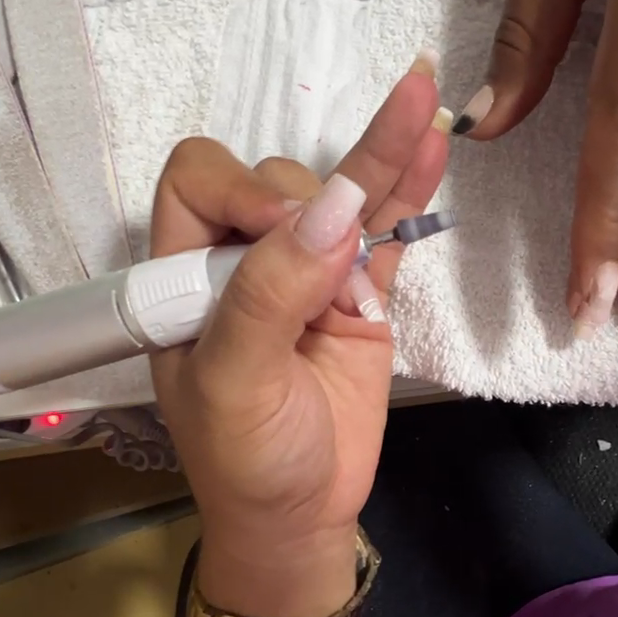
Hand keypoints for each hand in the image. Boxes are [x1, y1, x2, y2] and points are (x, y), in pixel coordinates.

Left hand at [148, 64, 447, 613]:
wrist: (303, 513)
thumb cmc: (246, 458)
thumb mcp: (234, 382)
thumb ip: (269, 293)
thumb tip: (332, 209)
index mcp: (185, 276)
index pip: (200, 185)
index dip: (240, 191)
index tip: (280, 236)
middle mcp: (246, 263)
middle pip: (277, 185)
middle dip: (309, 206)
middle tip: (331, 274)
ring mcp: (310, 277)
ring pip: (340, 198)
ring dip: (377, 158)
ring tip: (418, 103)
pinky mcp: (362, 296)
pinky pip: (386, 234)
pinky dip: (408, 192)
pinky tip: (432, 142)